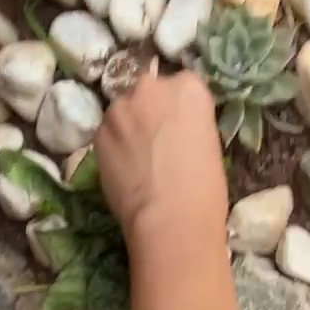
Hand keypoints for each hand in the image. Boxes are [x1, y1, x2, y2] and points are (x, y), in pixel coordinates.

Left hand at [93, 65, 227, 251]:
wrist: (170, 222)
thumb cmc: (205, 193)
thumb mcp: (210, 150)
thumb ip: (191, 128)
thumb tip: (176, 135)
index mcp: (189, 88)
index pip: (185, 86)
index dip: (183, 112)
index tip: (185, 132)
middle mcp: (151, 86)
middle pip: (150, 92)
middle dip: (153, 113)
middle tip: (159, 146)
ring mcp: (120, 107)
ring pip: (125, 113)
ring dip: (131, 130)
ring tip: (139, 164)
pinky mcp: (99, 132)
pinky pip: (109, 135)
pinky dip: (116, 149)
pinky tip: (126, 174)